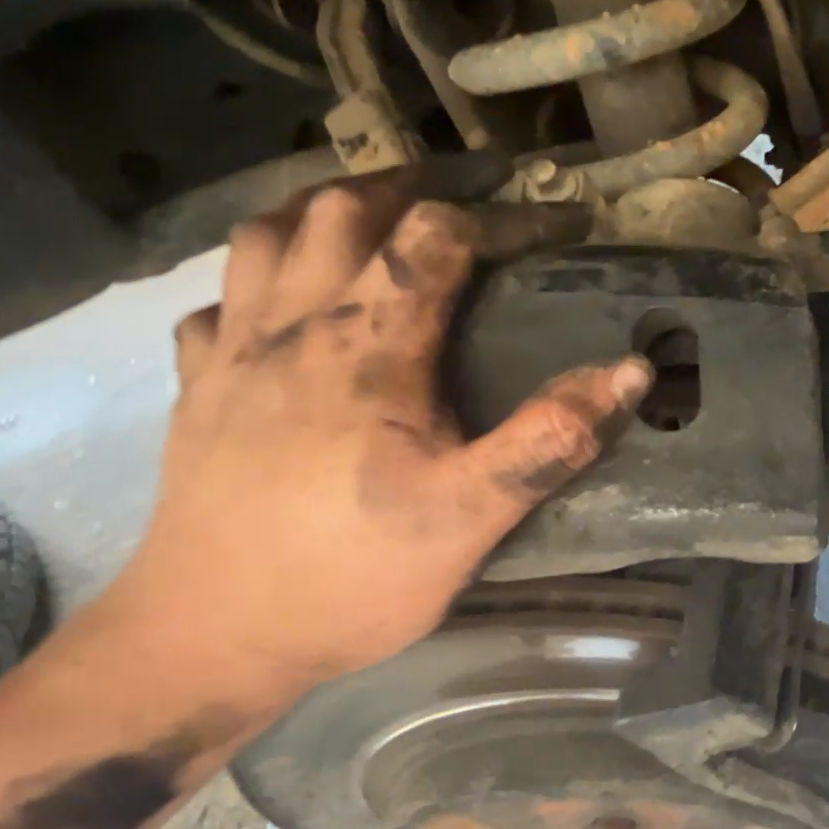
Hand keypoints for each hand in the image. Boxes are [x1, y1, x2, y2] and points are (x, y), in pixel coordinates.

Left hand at [118, 162, 650, 688]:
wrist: (206, 642)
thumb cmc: (349, 575)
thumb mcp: (471, 517)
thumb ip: (551, 438)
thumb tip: (630, 370)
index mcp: (365, 347)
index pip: (436, 238)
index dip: (504, 218)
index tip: (561, 225)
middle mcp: (292, 329)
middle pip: (339, 211)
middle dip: (410, 187)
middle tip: (467, 198)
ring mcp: (233, 356)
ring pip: (263, 237)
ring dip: (325, 209)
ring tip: (374, 219)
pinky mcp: (198, 392)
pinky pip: (221, 300)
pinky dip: (261, 279)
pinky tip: (287, 306)